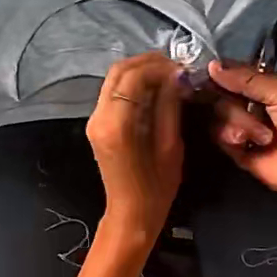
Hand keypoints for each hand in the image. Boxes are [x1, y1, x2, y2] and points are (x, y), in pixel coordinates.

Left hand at [86, 53, 183, 237]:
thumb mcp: (170, 145)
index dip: (158, 66)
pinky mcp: (97, 124)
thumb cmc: (156, 187)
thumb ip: (169, 106)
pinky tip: (155, 89)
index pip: (133, 76)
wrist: (131, 213)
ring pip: (114, 79)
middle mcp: (98, 117)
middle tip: (176, 67)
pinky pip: (113, 93)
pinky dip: (133, 85)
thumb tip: (176, 75)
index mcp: (116, 124)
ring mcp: (94, 119)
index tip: (183, 69)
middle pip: (118, 71)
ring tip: (169, 76)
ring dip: (140, 71)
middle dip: (148, 63)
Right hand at [207, 59, 276, 211]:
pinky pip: (217, 135)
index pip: (231, 73)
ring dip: (237, 123)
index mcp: (263, 86)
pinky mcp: (234, 149)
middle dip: (231, 103)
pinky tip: (247, 144)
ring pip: (217, 114)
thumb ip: (248, 79)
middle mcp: (248, 103)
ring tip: (261, 137)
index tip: (208, 71)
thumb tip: (211, 65)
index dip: (218, 72)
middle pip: (219, 93)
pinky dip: (230, 138)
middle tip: (252, 113)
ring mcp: (240, 126)